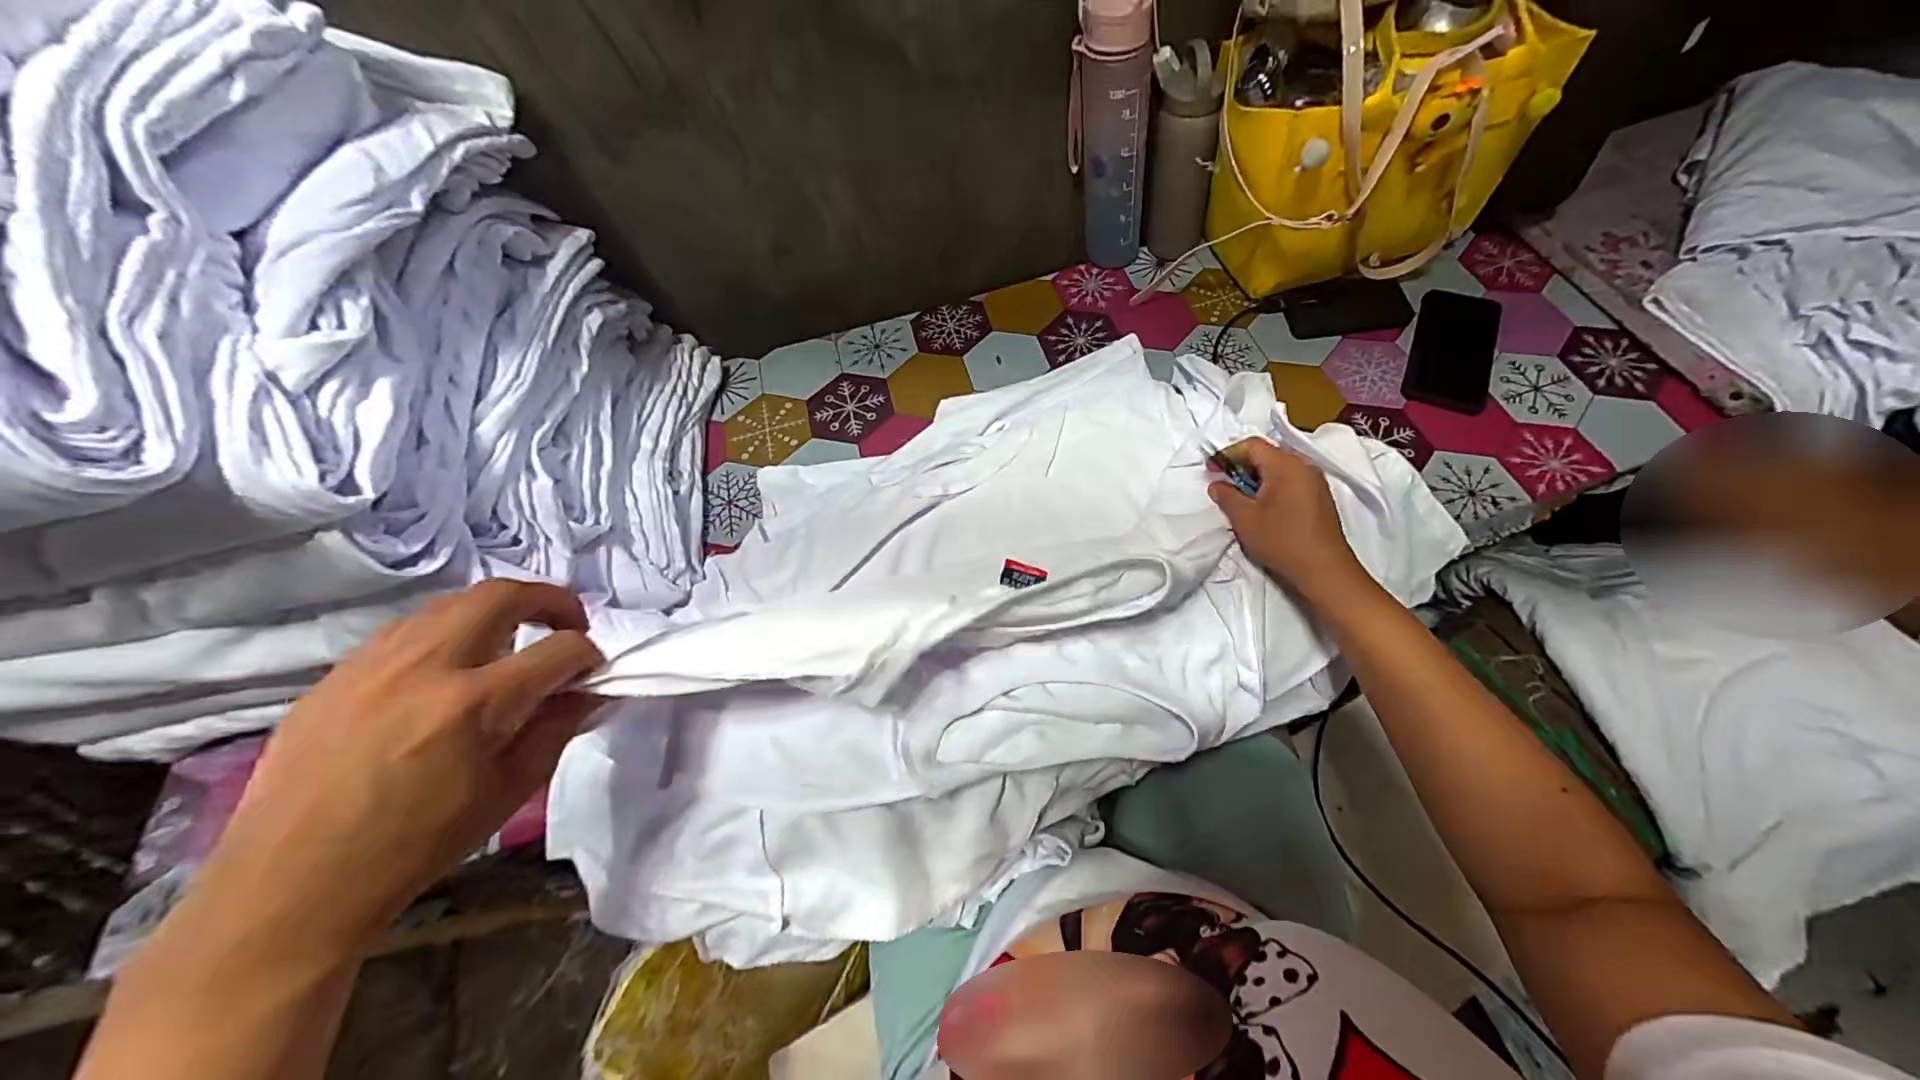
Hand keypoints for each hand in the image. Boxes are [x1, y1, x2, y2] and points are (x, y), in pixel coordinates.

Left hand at [199, 580, 604, 953]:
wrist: (294, 881)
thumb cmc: (418, 843)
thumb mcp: (510, 790)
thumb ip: (556, 728)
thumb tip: (586, 691)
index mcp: (476, 702)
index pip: (560, 648)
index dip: (589, 654)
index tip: (592, 669)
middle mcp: (426, 664)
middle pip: (503, 595)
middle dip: (550, 601)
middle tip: (564, 626)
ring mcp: (374, 662)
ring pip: (452, 604)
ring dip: (496, 614)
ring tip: (506, 648)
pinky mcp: (337, 672)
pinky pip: (407, 630)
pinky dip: (446, 634)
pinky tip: (446, 672)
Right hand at [1208, 438, 1378, 608]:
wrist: (1323, 569)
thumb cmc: (1281, 540)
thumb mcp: (1244, 518)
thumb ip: (1226, 495)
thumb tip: (1217, 484)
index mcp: (1286, 465)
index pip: (1252, 445)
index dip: (1227, 454)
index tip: (1211, 469)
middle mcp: (1304, 466)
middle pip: (1267, 454)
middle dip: (1242, 465)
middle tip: (1223, 482)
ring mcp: (1315, 481)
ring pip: (1279, 468)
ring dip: (1257, 477)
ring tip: (1240, 496)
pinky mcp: (1319, 497)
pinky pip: (1291, 480)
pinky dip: (1272, 486)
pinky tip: (1262, 506)